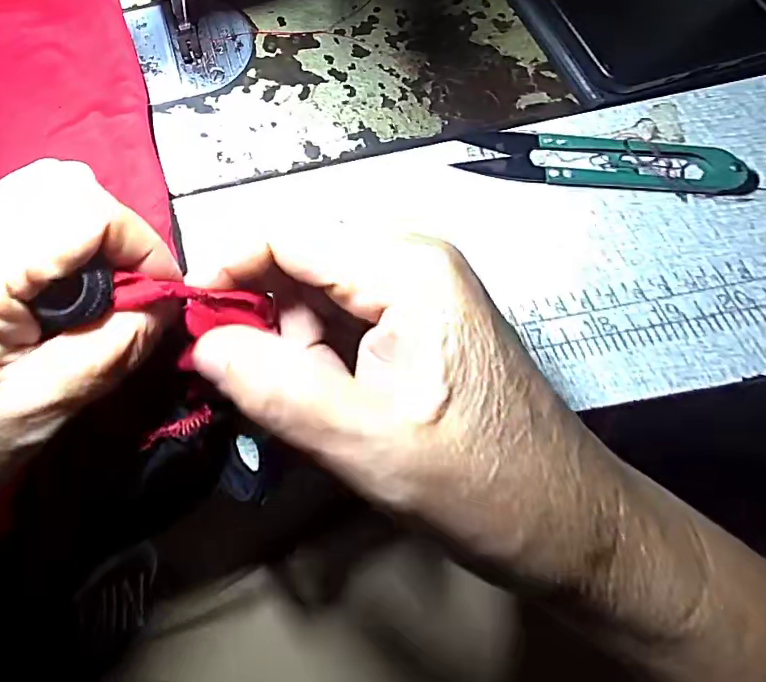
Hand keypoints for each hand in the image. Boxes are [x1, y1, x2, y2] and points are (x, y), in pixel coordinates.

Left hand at [0, 159, 181, 566]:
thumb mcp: (36, 415)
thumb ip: (111, 349)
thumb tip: (166, 306)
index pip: (82, 210)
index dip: (140, 243)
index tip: (165, 295)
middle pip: (61, 184)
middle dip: (113, 232)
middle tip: (128, 298)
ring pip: (39, 191)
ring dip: (83, 232)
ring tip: (92, 300)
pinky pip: (12, 216)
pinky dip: (51, 241)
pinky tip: (50, 296)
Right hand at [186, 231, 629, 596]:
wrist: (575, 529)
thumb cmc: (486, 485)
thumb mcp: (366, 443)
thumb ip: (275, 389)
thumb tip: (201, 344)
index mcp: (404, 266)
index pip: (285, 237)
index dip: (227, 270)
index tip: (191, 316)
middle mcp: (408, 256)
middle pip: (296, 263)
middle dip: (264, 321)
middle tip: (257, 383)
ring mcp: (412, 282)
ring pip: (310, 292)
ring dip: (290, 344)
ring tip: (315, 405)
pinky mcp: (411, 310)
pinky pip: (335, 313)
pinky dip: (314, 352)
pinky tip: (332, 398)